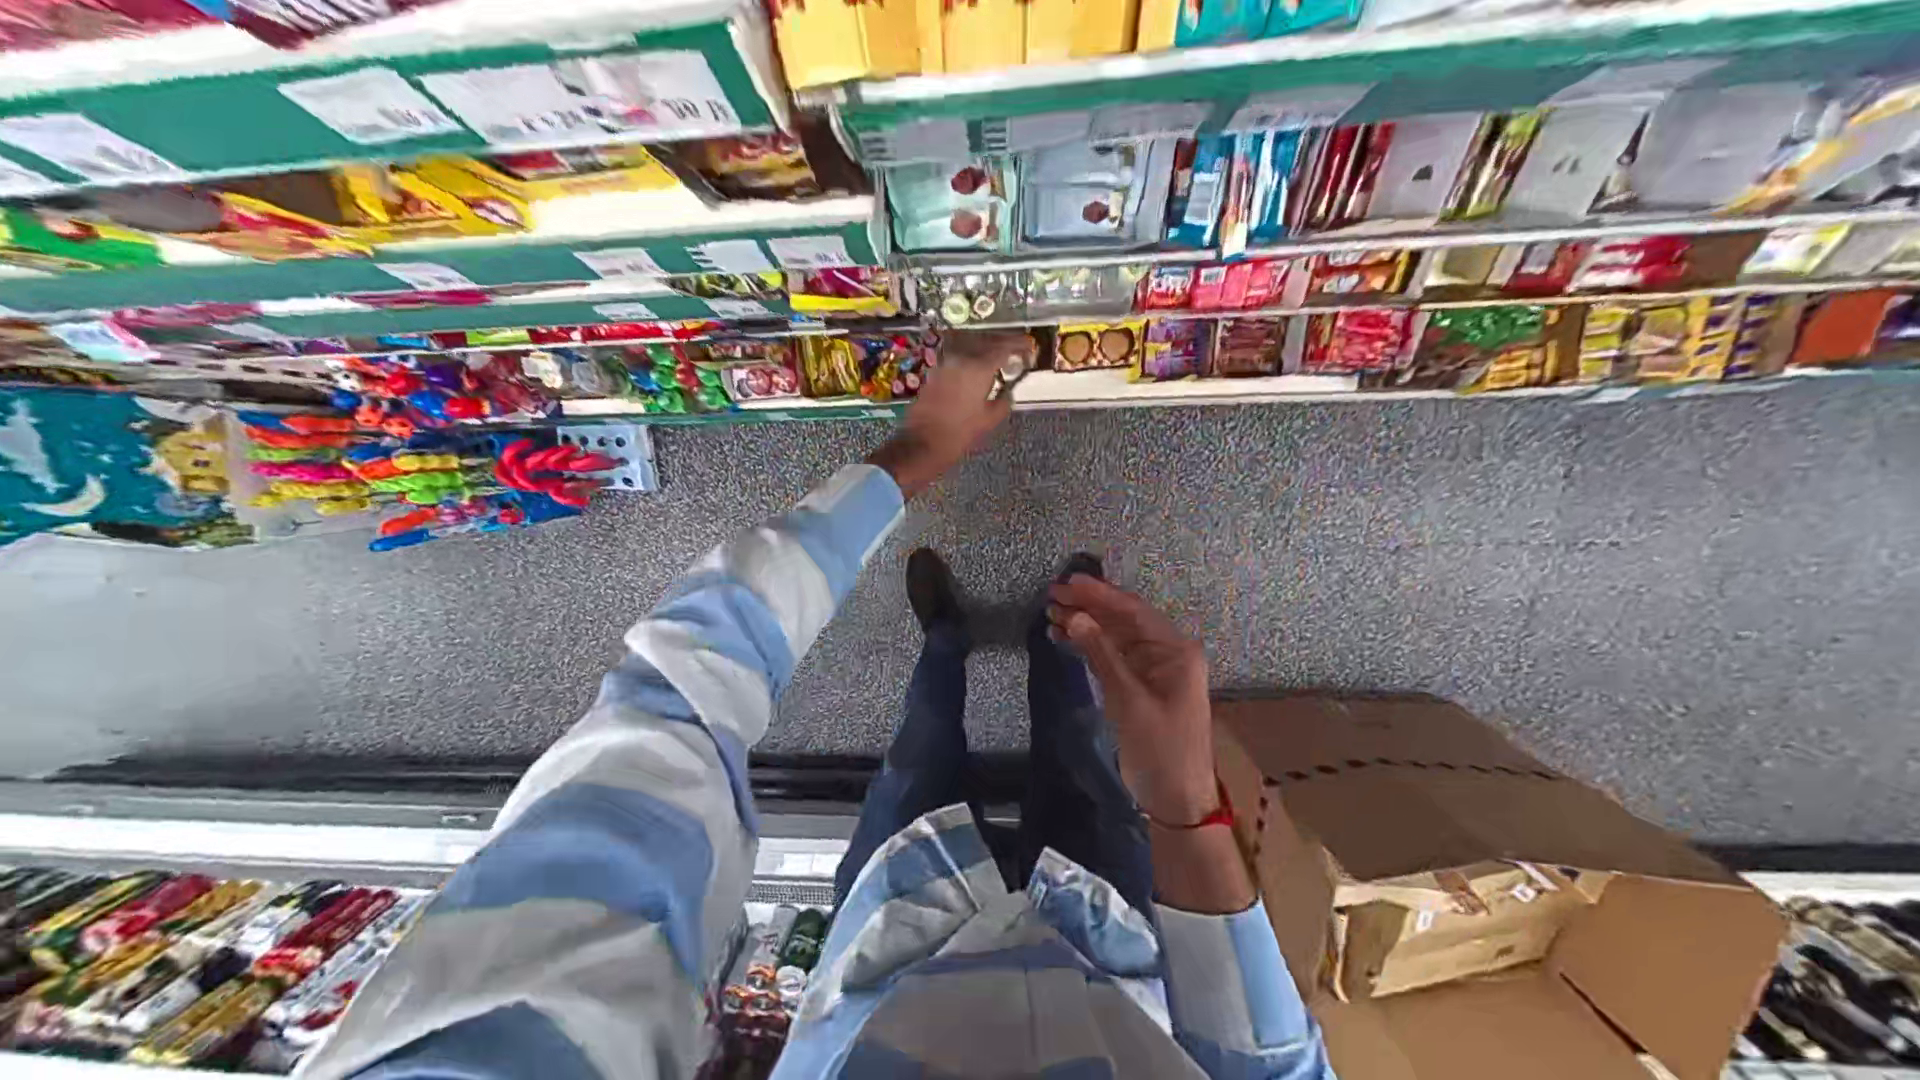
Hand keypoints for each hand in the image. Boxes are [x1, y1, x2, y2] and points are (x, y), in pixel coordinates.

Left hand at [865, 330, 1030, 496]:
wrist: (922, 444)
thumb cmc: (959, 434)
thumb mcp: (989, 421)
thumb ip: (1003, 401)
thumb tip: (1007, 392)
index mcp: (978, 369)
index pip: (1003, 348)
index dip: (1018, 345)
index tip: (1028, 346)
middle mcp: (960, 360)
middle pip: (985, 342)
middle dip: (1002, 344)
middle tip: (1016, 348)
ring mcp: (944, 365)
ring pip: (969, 349)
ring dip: (985, 350)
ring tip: (998, 358)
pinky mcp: (934, 374)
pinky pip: (958, 360)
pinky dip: (970, 360)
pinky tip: (977, 371)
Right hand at [1048, 575, 1217, 824]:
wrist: (1175, 799)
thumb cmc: (1160, 749)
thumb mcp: (1130, 701)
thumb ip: (1103, 655)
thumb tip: (1077, 616)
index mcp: (1175, 651)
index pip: (1133, 611)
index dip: (1100, 594)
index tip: (1069, 582)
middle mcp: (1165, 653)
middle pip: (1122, 620)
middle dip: (1088, 606)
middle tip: (1052, 594)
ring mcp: (1151, 669)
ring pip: (1113, 636)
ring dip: (1085, 624)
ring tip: (1051, 613)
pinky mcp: (1137, 685)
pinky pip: (1111, 656)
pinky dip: (1088, 646)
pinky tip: (1064, 636)